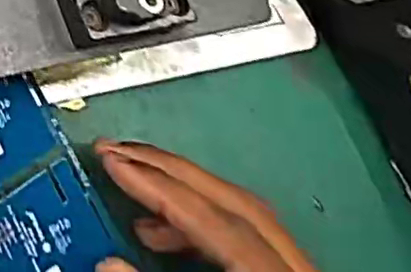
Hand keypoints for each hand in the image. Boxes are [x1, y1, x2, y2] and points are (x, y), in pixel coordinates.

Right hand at [93, 140, 319, 271]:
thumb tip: (108, 264)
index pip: (210, 216)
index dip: (155, 183)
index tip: (110, 158)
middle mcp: (299, 269)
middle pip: (230, 197)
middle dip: (165, 168)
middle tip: (115, 150)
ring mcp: (303, 271)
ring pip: (242, 210)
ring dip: (183, 192)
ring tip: (135, 189)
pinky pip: (249, 234)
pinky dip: (204, 222)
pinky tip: (170, 235)